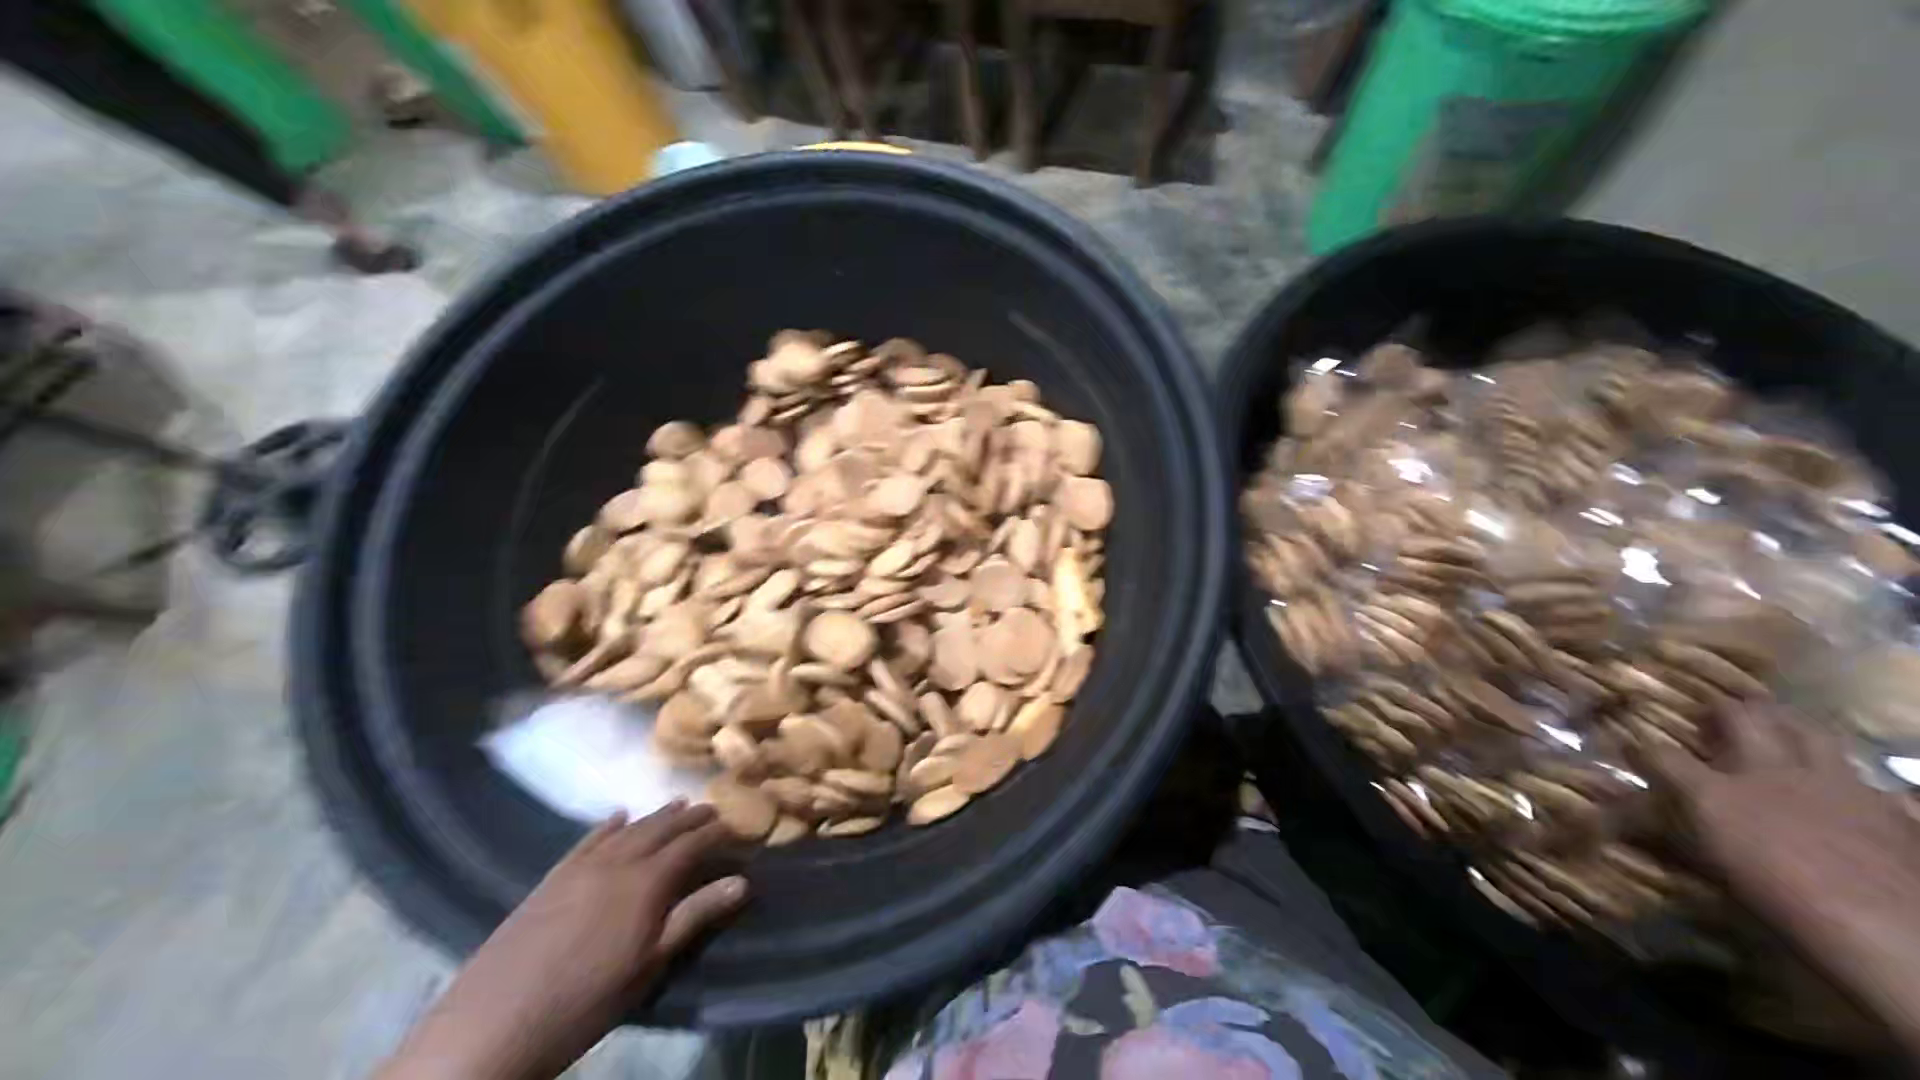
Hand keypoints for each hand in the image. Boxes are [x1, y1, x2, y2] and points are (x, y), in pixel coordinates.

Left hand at [376, 801, 746, 1079]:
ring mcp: (581, 867)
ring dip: (656, 816)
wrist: (493, 1024)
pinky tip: (617, 817)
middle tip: (713, 808)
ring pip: (628, 829)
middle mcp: (617, 862)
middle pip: (661, 829)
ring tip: (677, 805)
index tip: (737, 823)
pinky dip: (608, 825)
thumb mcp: (649, 964)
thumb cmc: (586, 1000)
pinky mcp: (551, 878)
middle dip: (690, 817)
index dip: (716, 831)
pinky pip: (587, 839)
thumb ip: (694, 916)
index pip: (691, 844)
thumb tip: (742, 880)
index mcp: (647, 882)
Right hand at [1653, 703, 1919, 1053]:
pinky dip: (1858, 780)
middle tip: (1712, 713)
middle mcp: (1768, 773)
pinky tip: (1853, 789)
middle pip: (1741, 718)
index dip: (1639, 748)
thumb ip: (1671, 839)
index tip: (1629, 746)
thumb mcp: (1711, 873)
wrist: (1894, 933)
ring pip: (1808, 731)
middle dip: (1723, 711)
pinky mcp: (1890, 806)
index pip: (1658, 754)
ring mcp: (1836, 784)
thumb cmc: (1781, 905)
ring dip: (1788, 726)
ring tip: (1777, 728)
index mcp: (1714, 791)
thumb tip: (1615, 822)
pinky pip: (1873, 780)